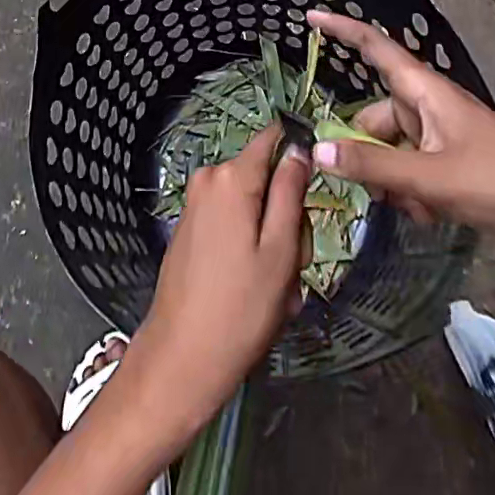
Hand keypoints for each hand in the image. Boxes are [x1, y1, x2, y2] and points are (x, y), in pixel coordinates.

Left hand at [129, 124, 309, 430]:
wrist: (182, 356)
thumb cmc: (240, 307)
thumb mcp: (280, 249)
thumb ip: (290, 192)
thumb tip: (298, 148)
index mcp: (232, 177)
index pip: (273, 138)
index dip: (298, 156)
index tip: (313, 191)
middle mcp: (209, 180)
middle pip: (266, 179)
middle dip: (287, 217)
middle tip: (291, 265)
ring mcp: (196, 204)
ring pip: (254, 207)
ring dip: (272, 241)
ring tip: (275, 286)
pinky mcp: (191, 228)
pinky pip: (235, 224)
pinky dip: (251, 250)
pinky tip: (255, 289)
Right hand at [306, 10, 494, 254]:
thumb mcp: (430, 177)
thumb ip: (371, 166)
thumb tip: (317, 151)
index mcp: (426, 92)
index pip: (376, 48)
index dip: (342, 30)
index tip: (309, 16)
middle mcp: (429, 107)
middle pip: (374, 116)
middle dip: (365, 151)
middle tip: (371, 186)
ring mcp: (441, 135)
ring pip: (390, 147)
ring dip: (390, 178)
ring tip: (413, 206)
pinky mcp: (451, 161)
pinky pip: (410, 166)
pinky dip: (410, 189)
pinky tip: (428, 213)